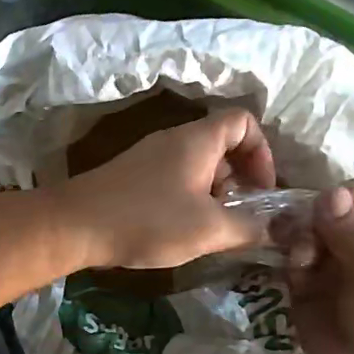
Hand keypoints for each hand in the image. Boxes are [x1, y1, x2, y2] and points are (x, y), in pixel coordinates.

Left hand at [54, 109, 276, 269]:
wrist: (73, 226)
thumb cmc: (147, 220)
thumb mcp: (208, 228)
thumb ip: (249, 227)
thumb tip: (280, 228)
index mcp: (197, 140)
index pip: (244, 121)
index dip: (263, 151)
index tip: (262, 189)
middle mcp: (172, 140)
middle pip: (220, 146)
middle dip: (238, 180)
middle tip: (238, 216)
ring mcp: (147, 158)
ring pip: (195, 166)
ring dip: (211, 194)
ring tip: (210, 230)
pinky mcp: (129, 178)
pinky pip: (170, 180)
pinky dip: (185, 199)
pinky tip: (178, 231)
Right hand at [279, 175, 353, 353]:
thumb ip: (353, 234)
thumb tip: (329, 192)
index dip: (349, 193)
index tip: (328, 209)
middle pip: (331, 208)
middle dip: (315, 217)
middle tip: (306, 238)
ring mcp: (332, 265)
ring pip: (306, 230)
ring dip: (298, 237)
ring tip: (299, 259)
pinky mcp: (305, 285)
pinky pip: (291, 257)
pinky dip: (288, 256)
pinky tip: (293, 269)